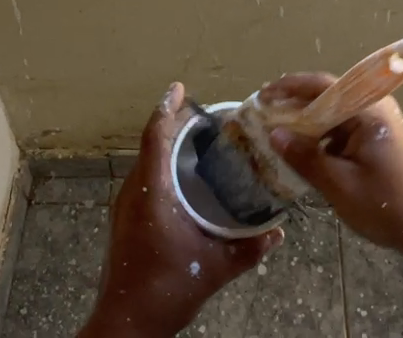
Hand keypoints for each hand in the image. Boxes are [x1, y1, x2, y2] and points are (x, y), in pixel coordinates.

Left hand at [79, 82, 281, 337]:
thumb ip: (248, 250)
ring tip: (196, 142)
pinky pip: (144, 180)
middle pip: (151, 145)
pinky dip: (161, 167)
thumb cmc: (166, 289)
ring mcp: (125, 206)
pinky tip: (182, 179)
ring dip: (166, 147)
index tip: (179, 88)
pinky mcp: (125, 220)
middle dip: (173, 125)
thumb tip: (278, 233)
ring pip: (146, 163)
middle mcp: (134, 192)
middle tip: (203, 116)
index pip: (155, 137)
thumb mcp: (214, 269)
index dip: (167, 108)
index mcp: (151, 192)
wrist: (126, 326)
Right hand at [261, 72, 402, 257]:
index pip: (322, 85)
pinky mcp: (381, 137)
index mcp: (369, 110)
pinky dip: (324, 134)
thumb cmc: (387, 207)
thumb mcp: (340, 185)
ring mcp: (381, 122)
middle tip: (266, 113)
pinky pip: (346, 126)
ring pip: (336, 112)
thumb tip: (275, 134)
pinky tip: (307, 151)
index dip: (289, 87)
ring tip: (281, 132)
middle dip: (296, 103)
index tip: (263, 96)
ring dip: (309, 120)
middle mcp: (376, 107)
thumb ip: (306, 157)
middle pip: (328, 95)